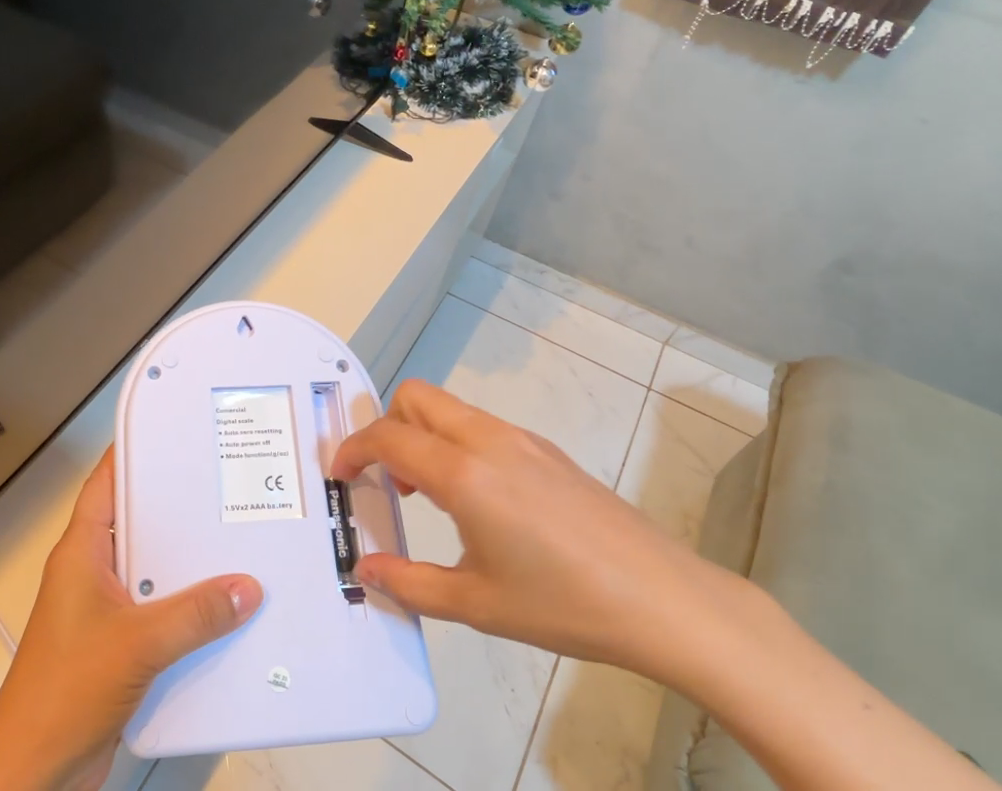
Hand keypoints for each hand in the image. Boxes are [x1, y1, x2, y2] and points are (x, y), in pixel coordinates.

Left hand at [0, 450, 262, 790]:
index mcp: (80, 553)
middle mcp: (91, 574)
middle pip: (137, 526)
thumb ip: (194, 614)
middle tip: (225, 486)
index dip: (131, 453)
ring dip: (187, 566)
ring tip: (238, 542)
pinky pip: (159, 613)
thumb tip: (246, 587)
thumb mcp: (136, 643)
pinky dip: (188, 609)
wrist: (35, 768)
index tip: (171, 430)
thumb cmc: (63, 690)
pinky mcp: (118, 646)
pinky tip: (226, 610)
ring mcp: (103, 612)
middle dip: (177, 510)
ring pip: (152, 573)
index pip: (103, 485)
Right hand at [332, 380, 742, 681]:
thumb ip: (408, 584)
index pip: (388, 436)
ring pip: (452, 409)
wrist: (662, 600)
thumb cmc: (563, 604)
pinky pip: (483, 426)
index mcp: (464, 474)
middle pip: (417, 397)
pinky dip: (457, 443)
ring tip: (427, 493)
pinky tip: (476, 500)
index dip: (353, 450)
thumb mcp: (475, 604)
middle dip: (385, 425)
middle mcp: (490, 441)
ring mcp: (524, 441)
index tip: (339, 475)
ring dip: (423, 434)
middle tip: (384, 477)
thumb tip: (366, 571)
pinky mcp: (549, 452)